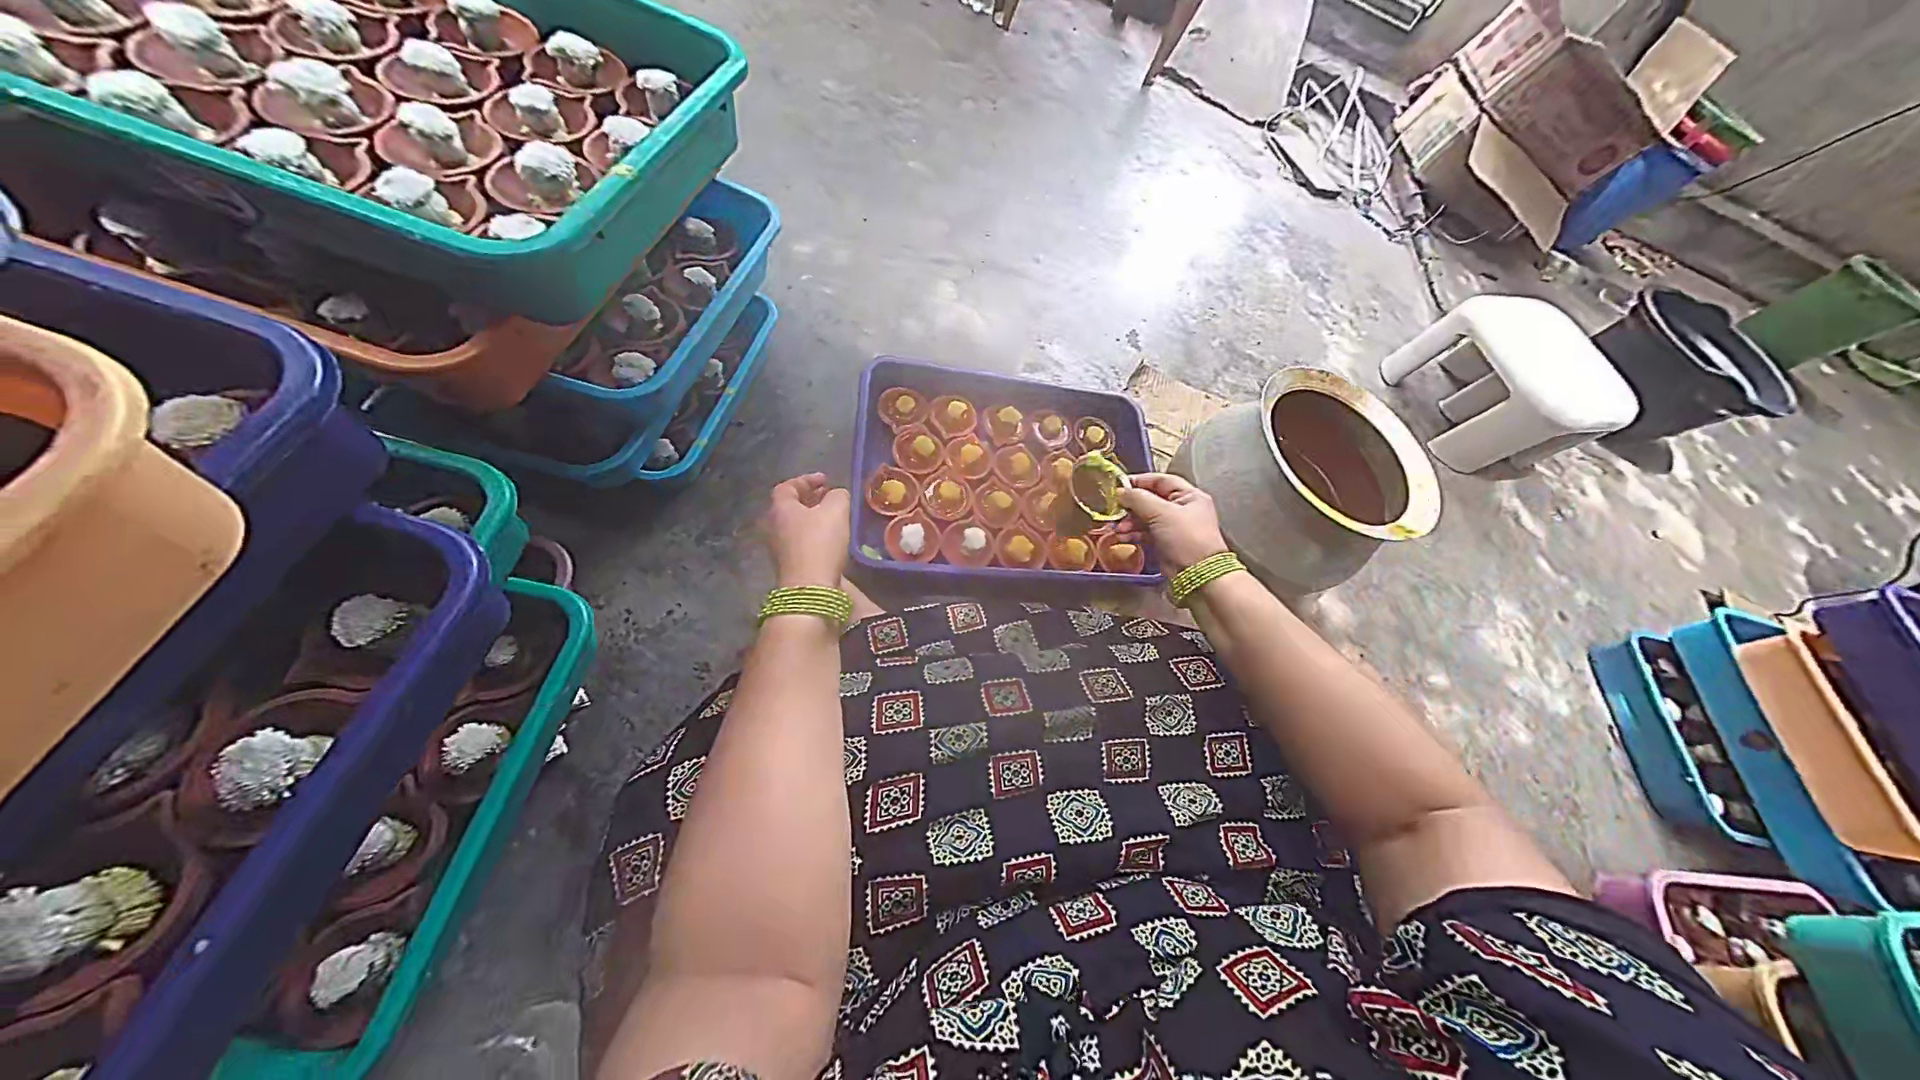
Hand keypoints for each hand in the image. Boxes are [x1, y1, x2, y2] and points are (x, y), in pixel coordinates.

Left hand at [764, 472, 850, 588]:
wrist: (810, 587)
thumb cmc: (820, 542)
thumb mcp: (836, 511)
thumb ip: (838, 496)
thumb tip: (836, 495)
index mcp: (780, 507)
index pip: (788, 486)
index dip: (806, 480)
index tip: (825, 480)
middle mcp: (773, 524)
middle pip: (789, 505)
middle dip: (809, 499)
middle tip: (828, 496)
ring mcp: (777, 546)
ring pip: (793, 524)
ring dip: (811, 517)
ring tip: (831, 516)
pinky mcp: (787, 563)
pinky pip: (798, 540)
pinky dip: (811, 534)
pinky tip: (828, 537)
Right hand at [1115, 472, 1228, 574]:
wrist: (1198, 575)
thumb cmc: (1186, 539)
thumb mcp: (1162, 513)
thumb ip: (1139, 499)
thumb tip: (1121, 491)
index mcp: (1189, 496)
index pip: (1161, 480)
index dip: (1140, 481)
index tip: (1119, 485)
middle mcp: (1182, 509)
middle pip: (1151, 499)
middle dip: (1132, 504)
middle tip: (1115, 508)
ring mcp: (1173, 526)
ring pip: (1146, 517)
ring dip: (1130, 520)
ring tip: (1117, 527)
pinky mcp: (1166, 542)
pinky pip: (1146, 532)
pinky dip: (1133, 532)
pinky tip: (1122, 536)